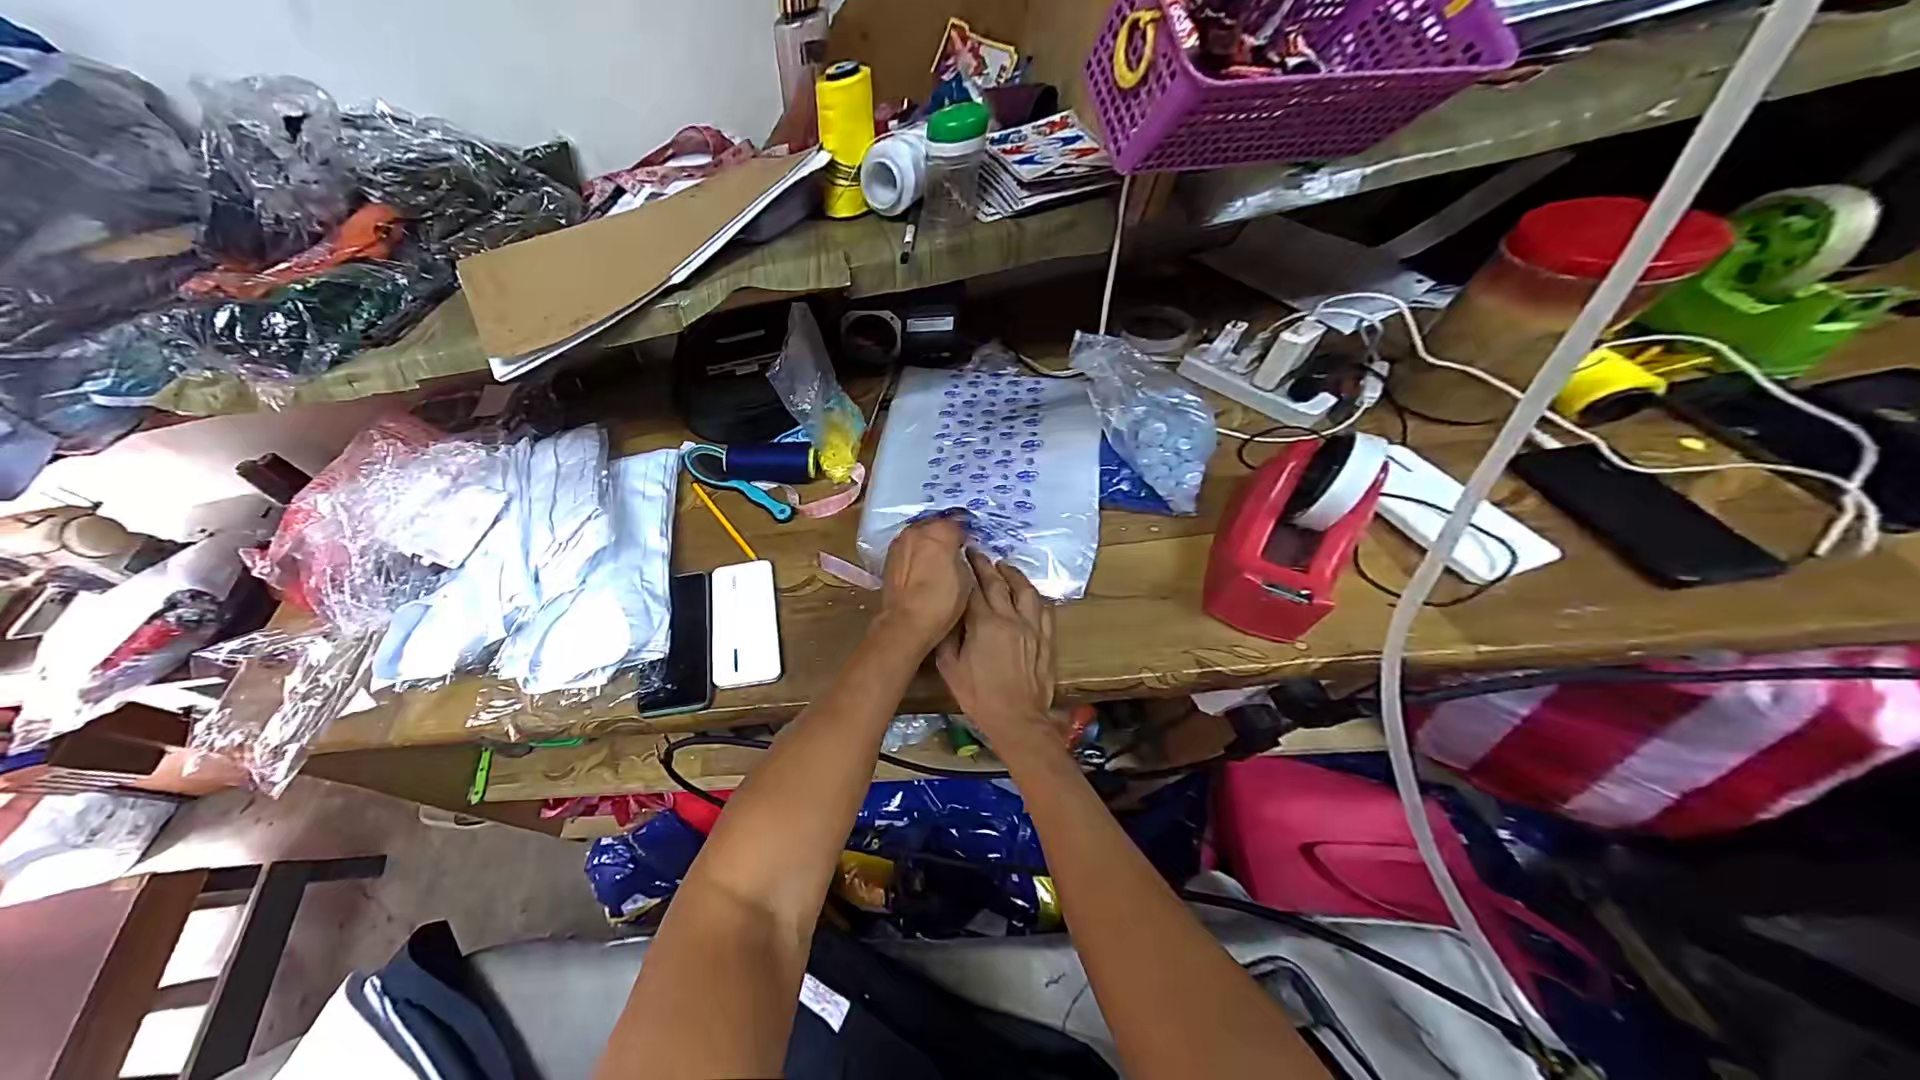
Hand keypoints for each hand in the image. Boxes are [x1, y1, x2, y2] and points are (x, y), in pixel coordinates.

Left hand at [877, 517, 973, 653]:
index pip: (958, 524)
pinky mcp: (888, 557)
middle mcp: (917, 531)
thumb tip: (957, 553)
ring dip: (928, 542)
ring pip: (918, 534)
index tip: (969, 545)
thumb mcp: (966, 579)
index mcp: (940, 532)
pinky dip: (915, 552)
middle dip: (945, 534)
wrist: (905, 622)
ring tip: (937, 559)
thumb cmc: (941, 602)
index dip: (966, 534)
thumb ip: (962, 558)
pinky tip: (922, 567)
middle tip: (954, 550)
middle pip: (935, 525)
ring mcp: (899, 542)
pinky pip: (907, 547)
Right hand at [935, 551, 1056, 757]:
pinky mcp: (1046, 639)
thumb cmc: (978, 695)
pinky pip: (1044, 610)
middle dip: (985, 565)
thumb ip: (946, 637)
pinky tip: (1029, 594)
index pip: (973, 588)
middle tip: (977, 553)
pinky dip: (1035, 597)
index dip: (965, 571)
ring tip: (1004, 566)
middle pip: (998, 583)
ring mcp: (1032, 627)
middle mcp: (1010, 617)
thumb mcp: (950, 668)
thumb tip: (946, 615)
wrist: (1017, 718)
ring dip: (1014, 574)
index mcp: (984, 623)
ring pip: (1025, 591)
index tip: (959, 559)